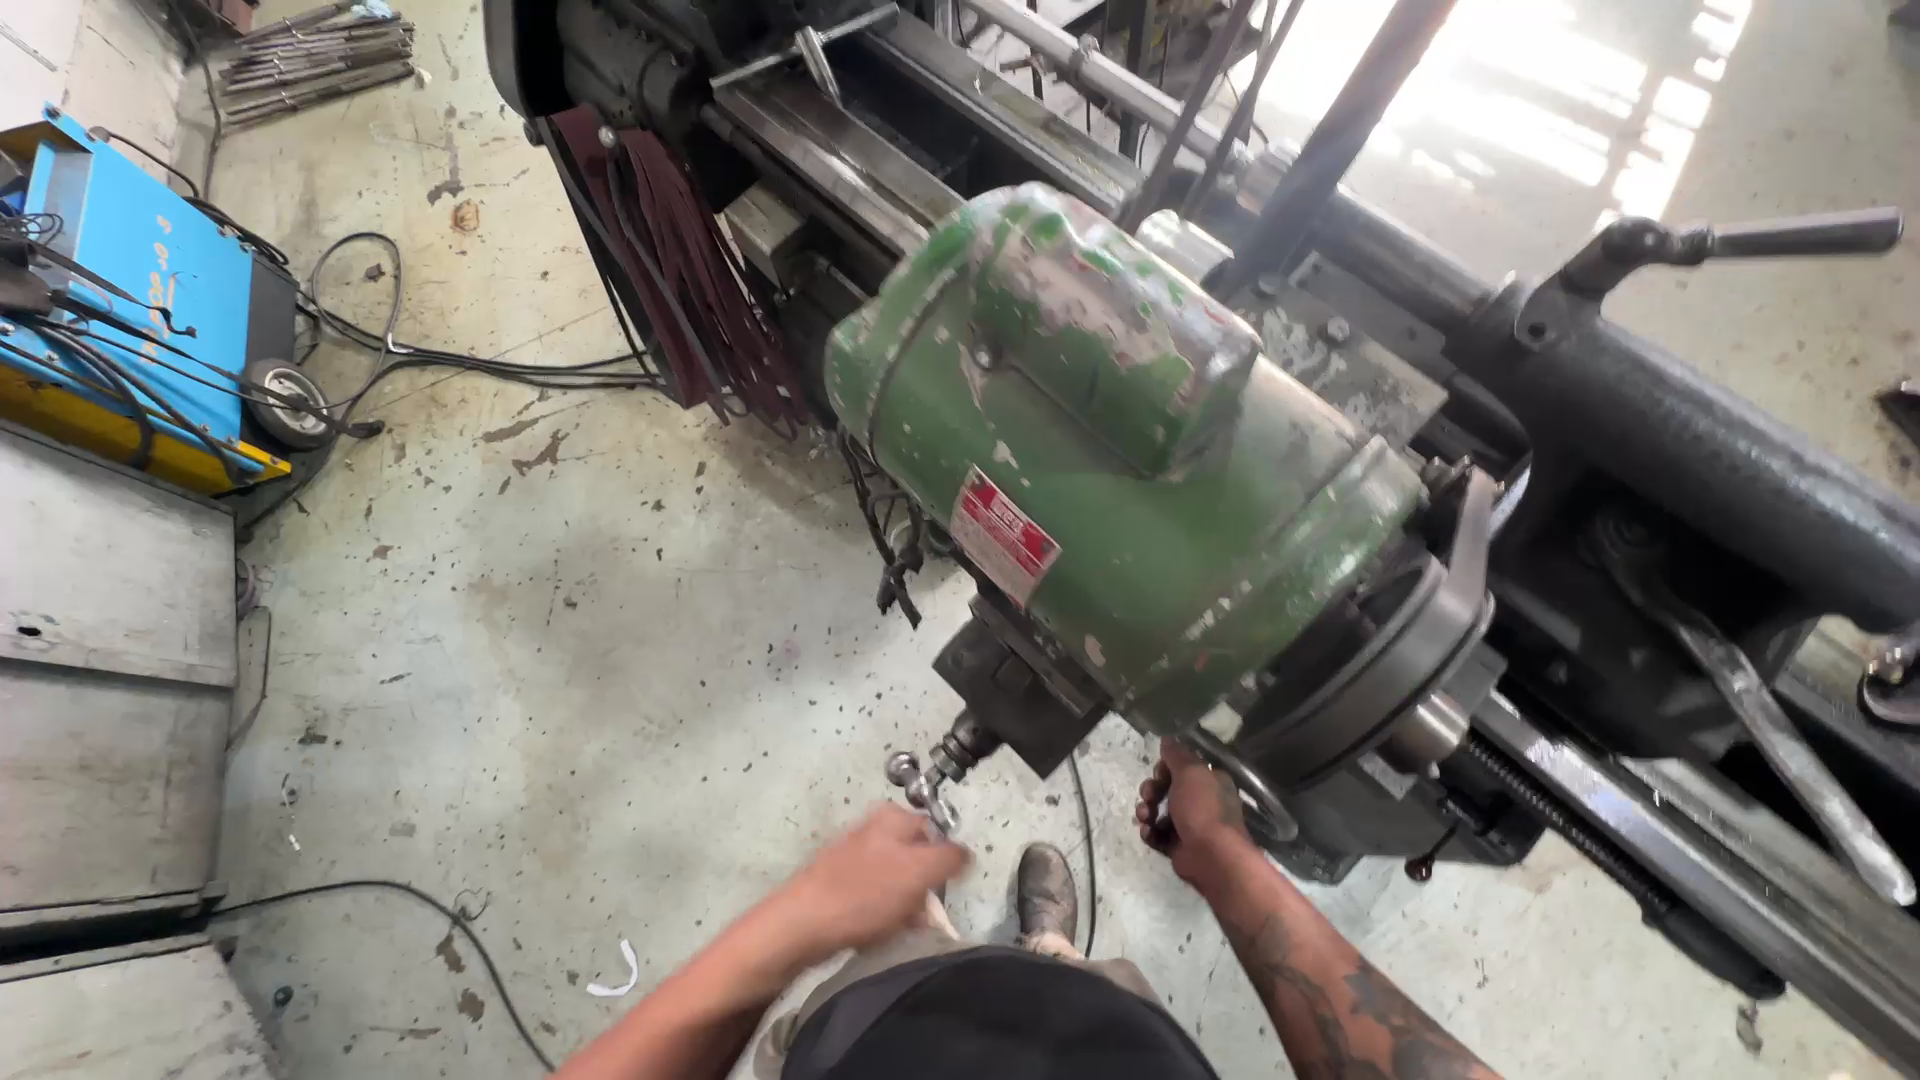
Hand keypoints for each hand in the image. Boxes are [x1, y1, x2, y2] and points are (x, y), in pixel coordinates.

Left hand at [764, 803, 968, 963]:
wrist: (802, 924)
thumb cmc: (864, 894)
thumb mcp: (919, 871)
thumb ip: (948, 858)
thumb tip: (966, 853)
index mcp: (893, 817)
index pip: (937, 834)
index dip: (946, 864)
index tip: (946, 891)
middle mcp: (874, 830)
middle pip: (917, 859)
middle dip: (924, 888)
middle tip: (924, 912)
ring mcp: (855, 857)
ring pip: (897, 881)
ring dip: (905, 905)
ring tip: (901, 926)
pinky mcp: (841, 884)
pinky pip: (876, 898)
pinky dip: (883, 914)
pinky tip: (880, 931)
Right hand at [1135, 736, 1253, 884]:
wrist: (1212, 856)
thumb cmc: (1203, 808)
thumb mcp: (1190, 772)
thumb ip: (1176, 754)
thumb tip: (1167, 739)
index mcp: (1210, 782)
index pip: (1181, 769)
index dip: (1165, 769)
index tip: (1158, 774)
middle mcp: (1202, 802)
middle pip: (1166, 789)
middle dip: (1151, 791)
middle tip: (1148, 796)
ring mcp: (1190, 825)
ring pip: (1158, 812)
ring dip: (1146, 811)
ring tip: (1145, 817)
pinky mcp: (1179, 846)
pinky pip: (1158, 834)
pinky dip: (1150, 832)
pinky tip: (1148, 832)